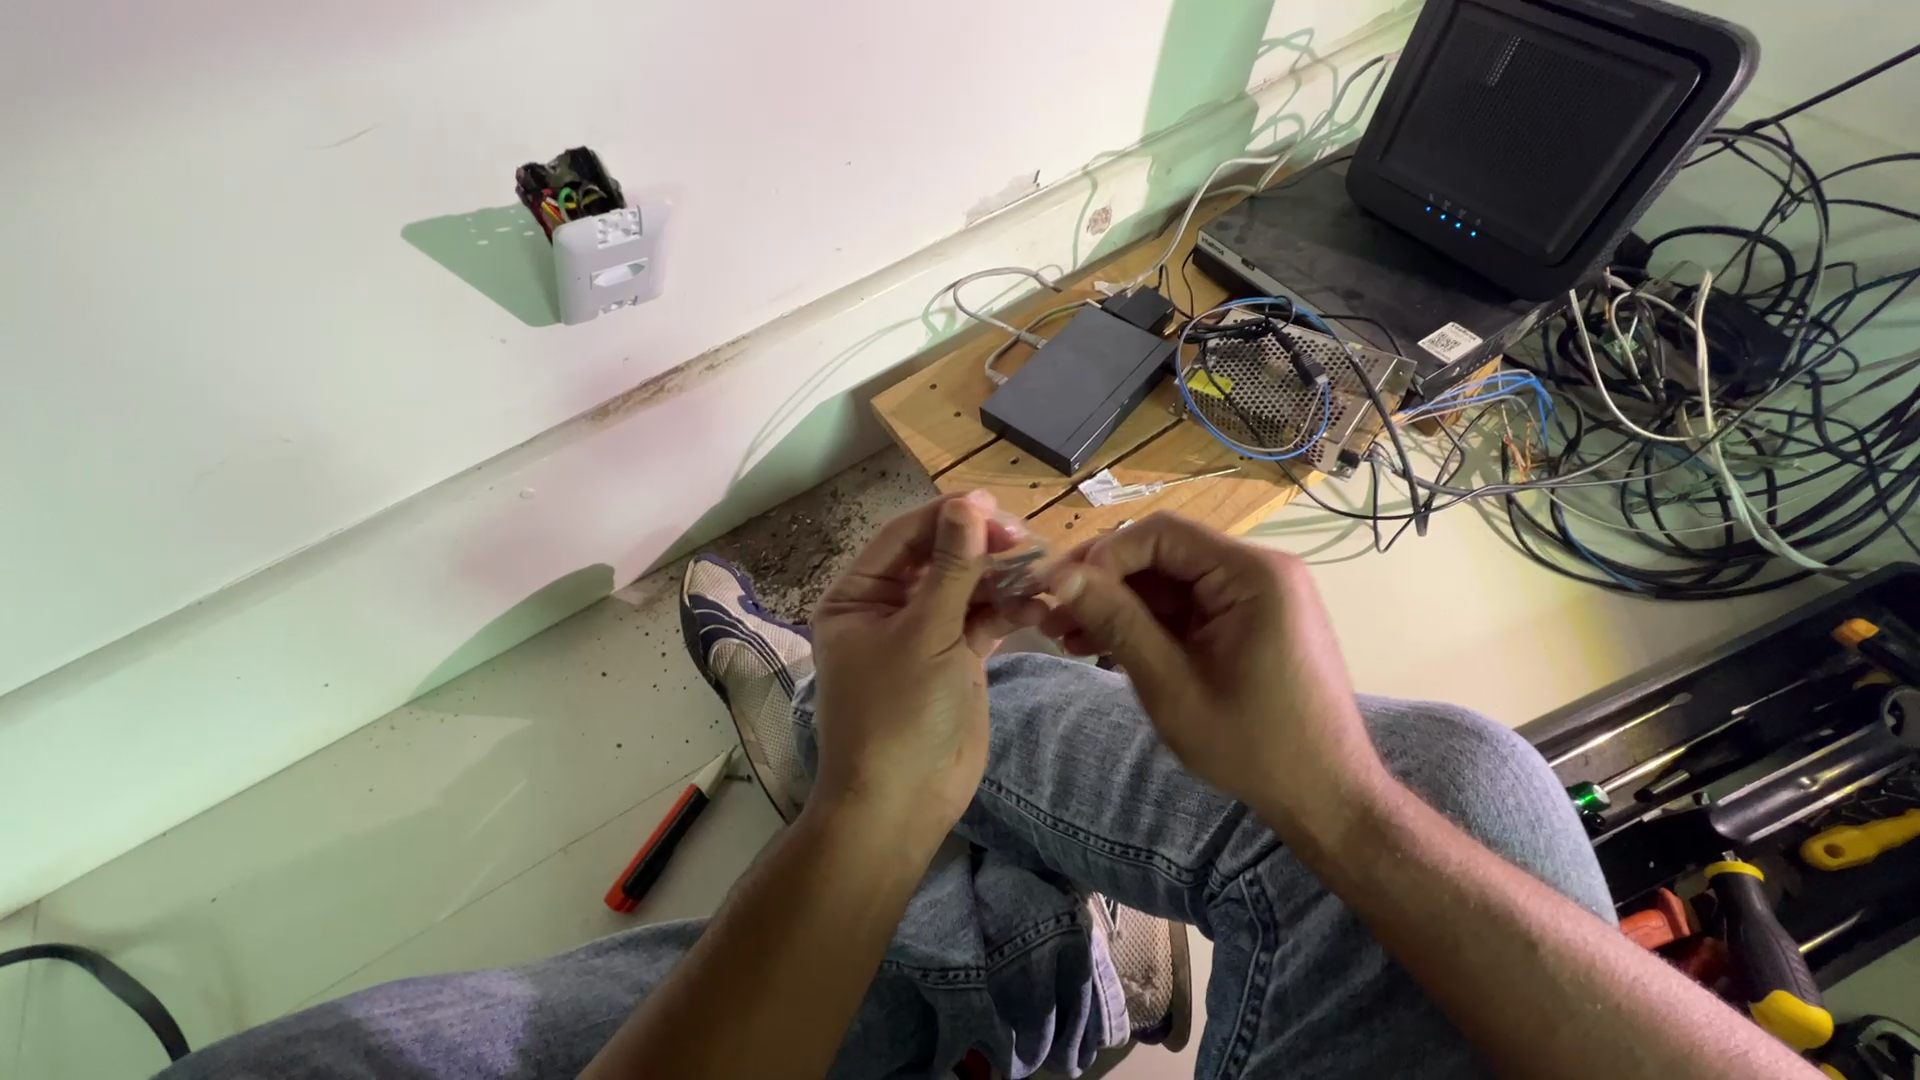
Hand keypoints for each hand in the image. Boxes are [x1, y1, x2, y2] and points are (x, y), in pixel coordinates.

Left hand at [809, 492, 1042, 847]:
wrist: (903, 803)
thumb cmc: (898, 712)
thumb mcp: (926, 634)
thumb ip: (952, 568)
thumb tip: (968, 505)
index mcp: (859, 595)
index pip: (904, 537)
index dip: (948, 517)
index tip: (995, 507)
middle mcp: (888, 607)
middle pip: (940, 558)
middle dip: (982, 548)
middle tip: (1027, 541)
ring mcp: (924, 633)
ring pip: (967, 588)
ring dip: (1003, 579)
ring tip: (1044, 573)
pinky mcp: (955, 657)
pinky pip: (983, 620)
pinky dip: (1010, 611)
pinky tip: (1042, 608)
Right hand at [1041, 513, 1390, 831]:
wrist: (1324, 797)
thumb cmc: (1252, 745)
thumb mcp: (1171, 683)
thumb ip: (1116, 621)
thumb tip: (1060, 576)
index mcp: (1251, 574)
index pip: (1160, 534)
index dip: (1103, 556)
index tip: (1059, 592)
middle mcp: (1257, 572)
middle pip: (1162, 555)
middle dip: (1103, 583)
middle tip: (1051, 614)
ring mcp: (1253, 597)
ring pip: (1167, 584)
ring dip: (1116, 607)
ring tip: (1063, 637)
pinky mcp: (1245, 623)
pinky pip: (1185, 609)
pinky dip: (1144, 625)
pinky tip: (1098, 646)